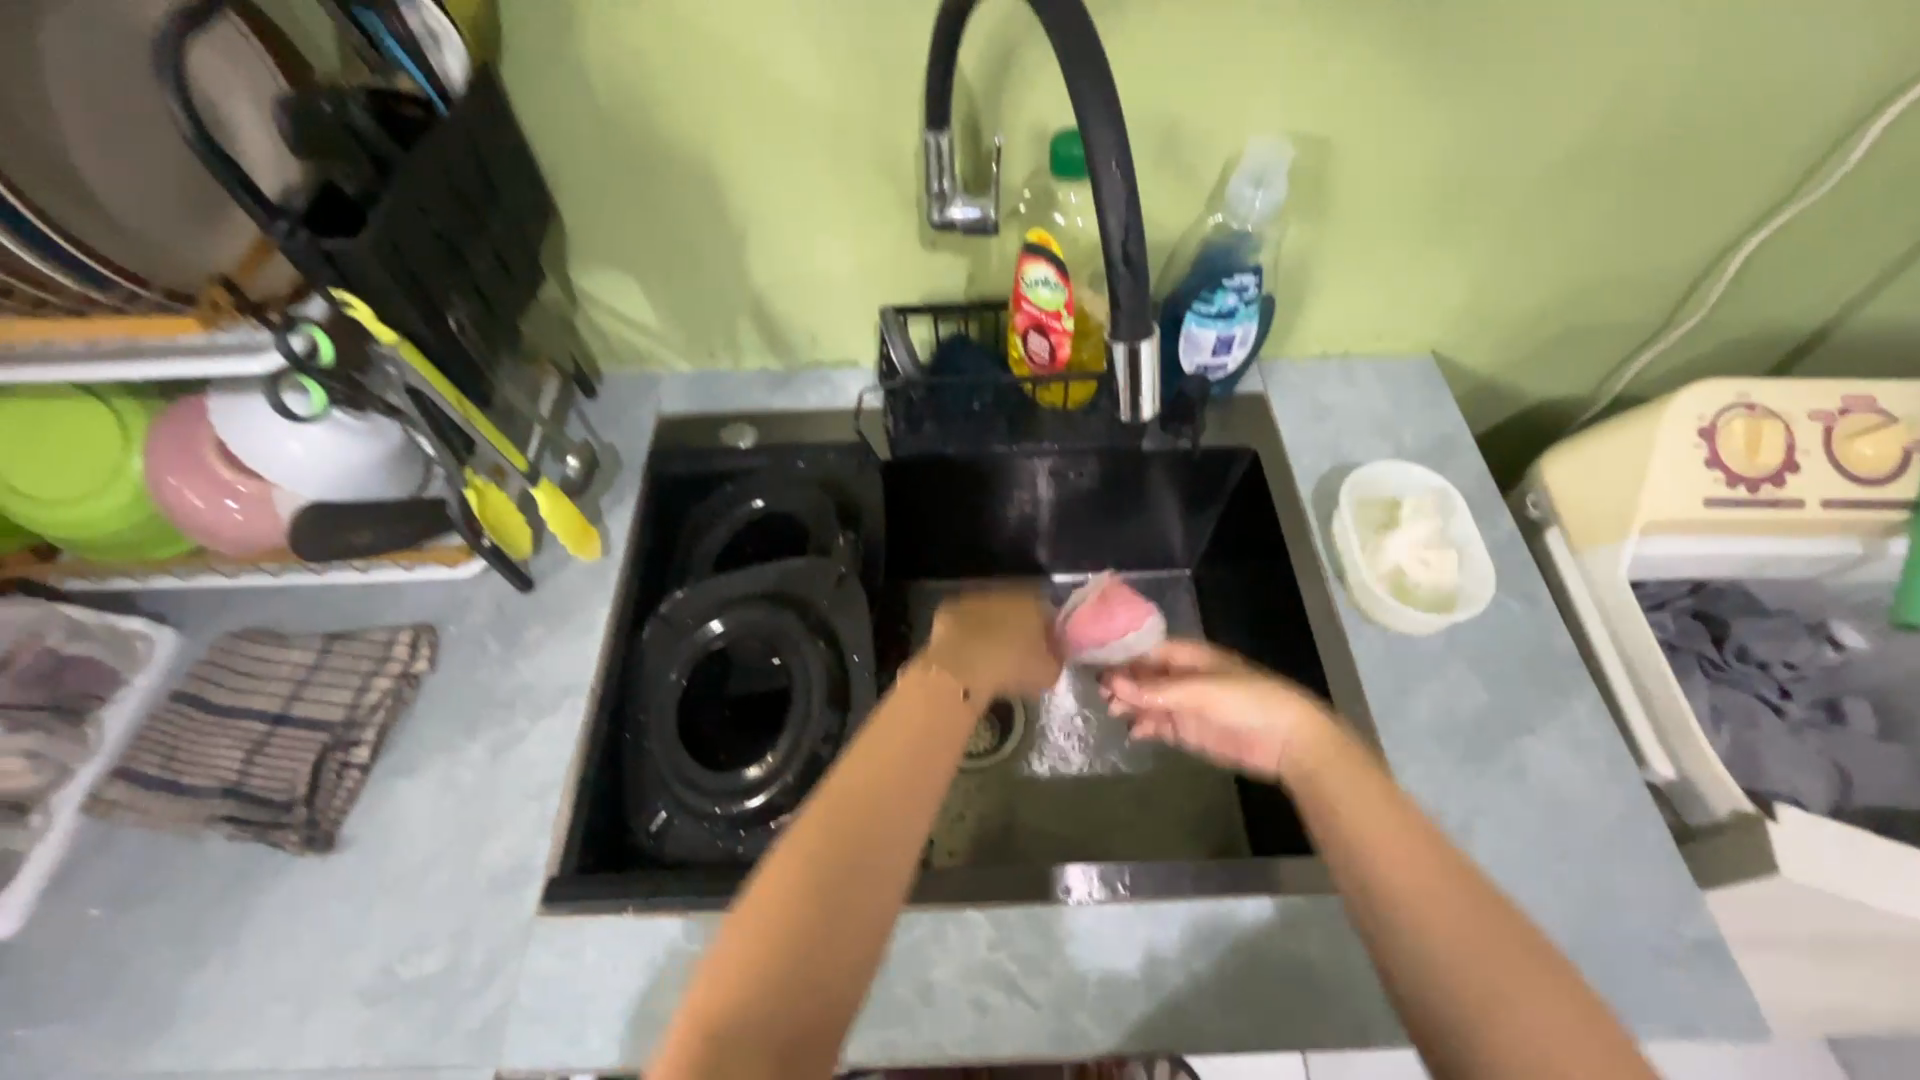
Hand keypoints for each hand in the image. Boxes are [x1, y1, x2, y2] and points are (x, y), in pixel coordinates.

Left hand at [923, 586, 1062, 701]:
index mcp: (1034, 602)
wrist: (960, 669)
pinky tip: (964, 657)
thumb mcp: (1048, 675)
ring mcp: (973, 598)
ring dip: (989, 631)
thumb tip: (1052, 657)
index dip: (1048, 635)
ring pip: (988, 614)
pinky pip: (962, 623)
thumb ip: (1055, 661)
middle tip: (1016, 657)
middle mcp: (1005, 592)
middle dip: (1017, 629)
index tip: (1045, 654)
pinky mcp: (947, 609)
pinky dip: (964, 636)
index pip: (1049, 614)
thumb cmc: (1011, 669)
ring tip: (988, 660)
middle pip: (1017, 610)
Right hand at [1102, 639, 1333, 782]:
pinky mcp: (1188, 731)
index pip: (1147, 650)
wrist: (1288, 740)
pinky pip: (1157, 725)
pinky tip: (1133, 732)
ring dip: (1129, 705)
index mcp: (1189, 656)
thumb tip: (1111, 683)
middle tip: (1100, 694)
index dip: (1122, 657)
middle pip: (1143, 676)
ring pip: (1146, 701)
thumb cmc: (1249, 701)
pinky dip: (1143, 727)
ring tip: (1113, 713)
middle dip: (1122, 683)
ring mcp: (1185, 705)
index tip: (1095, 666)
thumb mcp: (1201, 691)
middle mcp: (1182, 677)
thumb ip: (1156, 690)